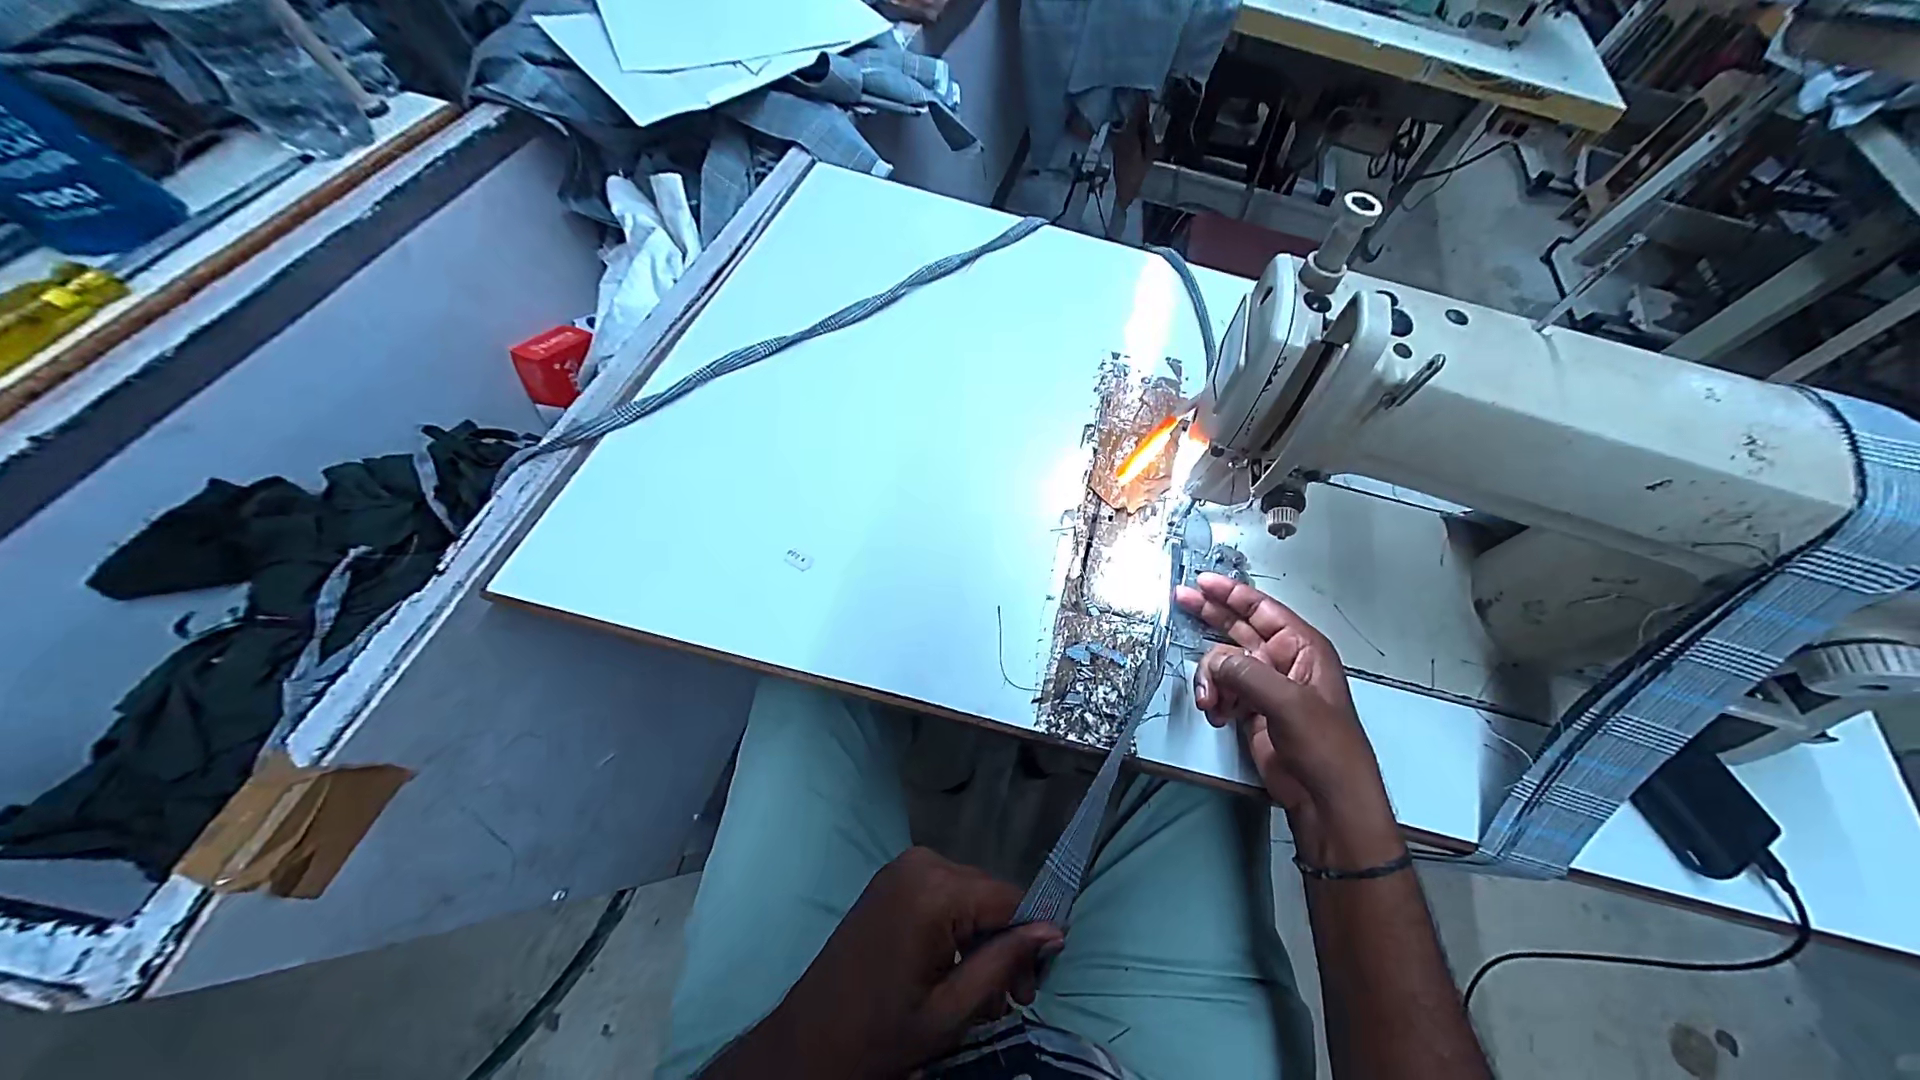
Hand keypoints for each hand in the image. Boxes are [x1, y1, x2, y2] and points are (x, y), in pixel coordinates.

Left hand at [705, 847, 1063, 1079]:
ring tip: (978, 991)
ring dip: (982, 938)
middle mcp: (921, 862)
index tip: (1029, 990)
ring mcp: (904, 865)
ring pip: (970, 894)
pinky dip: (956, 926)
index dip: (1029, 941)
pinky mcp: (894, 877)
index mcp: (934, 889)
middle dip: (1005, 942)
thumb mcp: (951, 1010)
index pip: (1009, 898)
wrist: (807, 1041)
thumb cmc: (878, 1034)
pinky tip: (952, 967)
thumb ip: (1004, 963)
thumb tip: (1053, 931)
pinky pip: (945, 892)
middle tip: (1007, 999)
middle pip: (989, 894)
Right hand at [1174, 573, 1403, 869]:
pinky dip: (1213, 698)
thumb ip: (1247, 673)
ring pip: (1223, 664)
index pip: (1262, 610)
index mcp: (1302, 649)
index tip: (1202, 582)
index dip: (1232, 593)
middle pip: (1239, 628)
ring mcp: (1265, 687)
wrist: (1325, 798)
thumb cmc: (1323, 746)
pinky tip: (1216, 713)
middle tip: (1181, 600)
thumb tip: (1213, 660)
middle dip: (1210, 616)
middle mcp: (1282, 662)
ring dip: (1210, 679)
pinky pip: (1221, 690)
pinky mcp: (1251, 710)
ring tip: (1210, 702)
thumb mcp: (1288, 703)